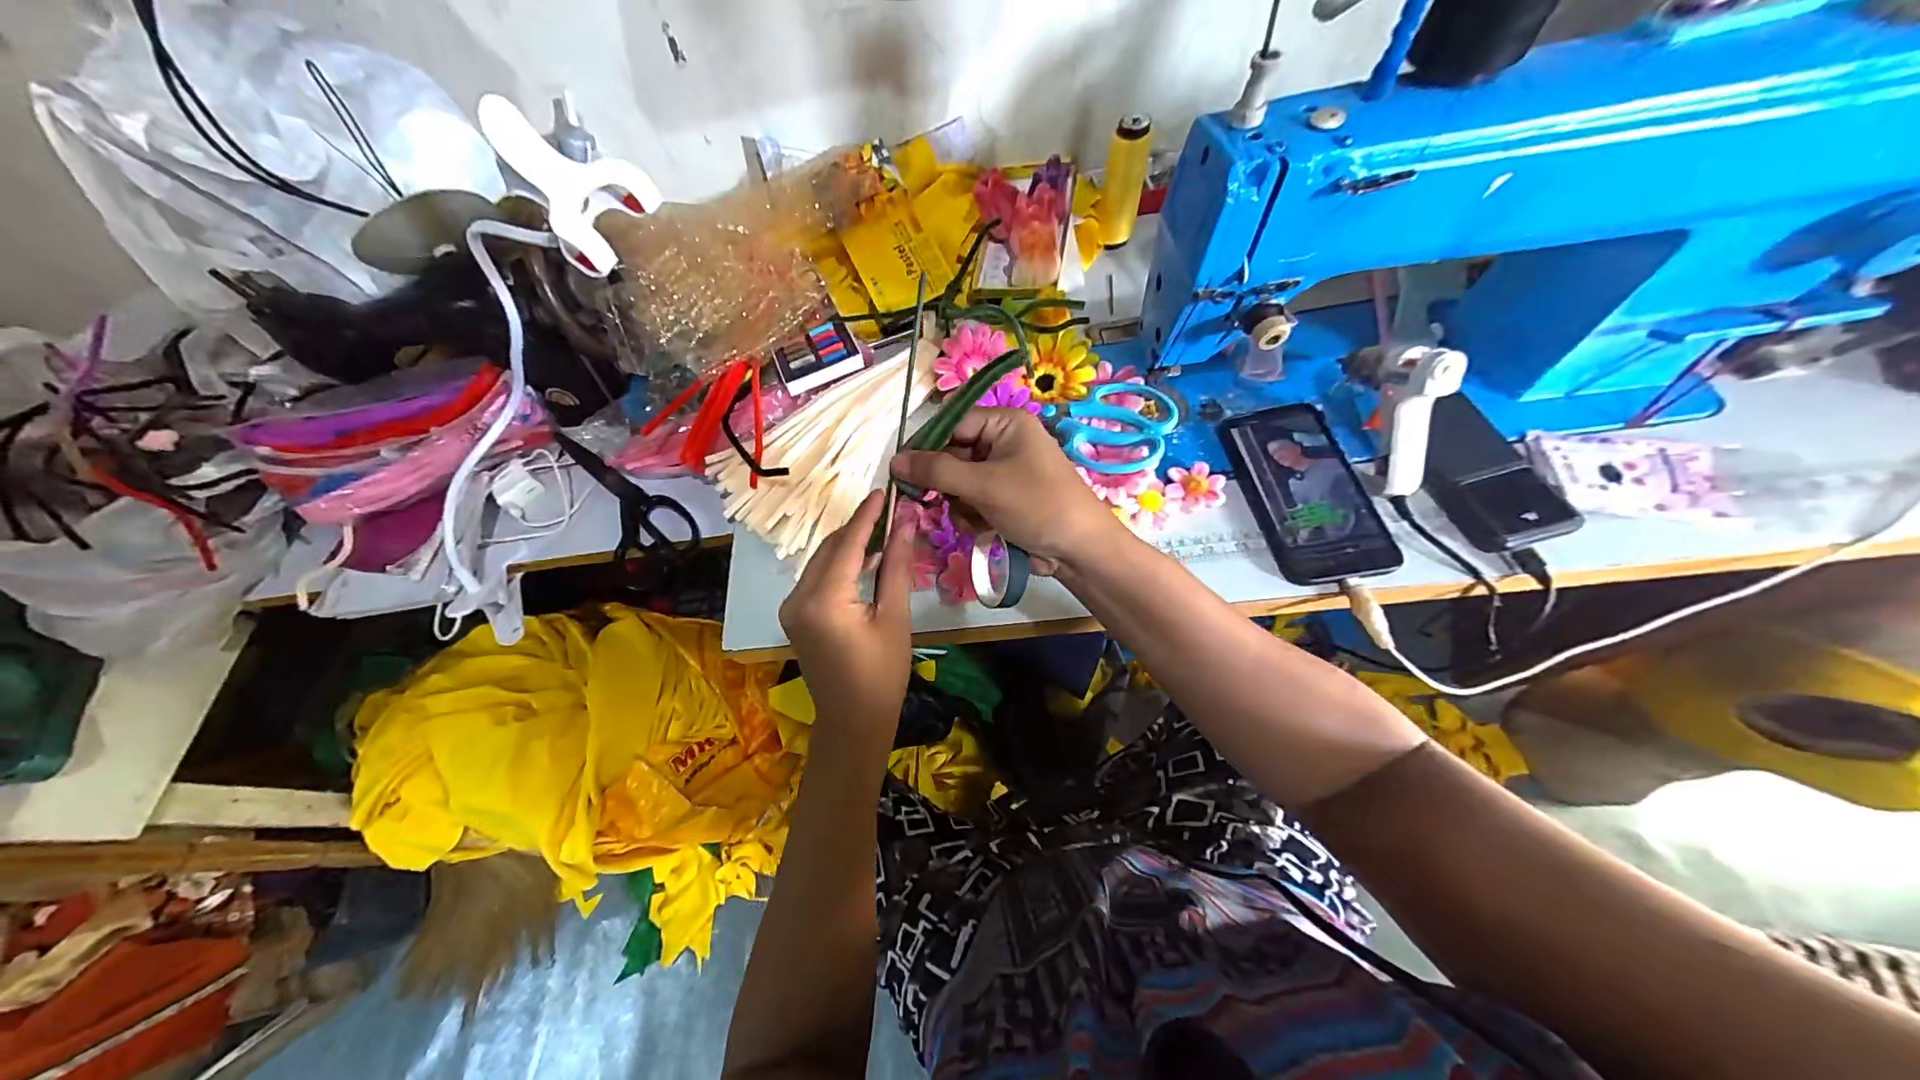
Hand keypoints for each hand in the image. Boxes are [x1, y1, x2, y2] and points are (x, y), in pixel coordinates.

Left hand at [779, 490, 915, 739]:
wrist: (853, 721)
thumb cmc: (883, 674)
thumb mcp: (895, 617)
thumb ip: (897, 565)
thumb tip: (906, 522)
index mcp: (823, 600)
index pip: (846, 544)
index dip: (867, 515)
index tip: (885, 489)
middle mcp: (797, 598)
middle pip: (830, 549)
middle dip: (859, 528)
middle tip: (891, 510)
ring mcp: (791, 607)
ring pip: (822, 562)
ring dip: (850, 546)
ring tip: (885, 531)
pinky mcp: (794, 616)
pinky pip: (818, 579)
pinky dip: (840, 566)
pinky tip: (866, 561)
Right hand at [890, 408, 1126, 575]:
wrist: (1079, 549)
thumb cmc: (1037, 505)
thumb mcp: (984, 485)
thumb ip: (936, 471)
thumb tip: (895, 461)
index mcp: (1005, 423)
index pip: (952, 423)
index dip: (926, 446)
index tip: (903, 471)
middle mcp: (1003, 442)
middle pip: (952, 455)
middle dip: (946, 484)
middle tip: (934, 502)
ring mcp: (1004, 473)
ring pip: (958, 484)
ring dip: (959, 505)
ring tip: (975, 519)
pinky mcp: (1003, 500)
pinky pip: (971, 502)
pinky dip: (972, 517)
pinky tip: (985, 530)